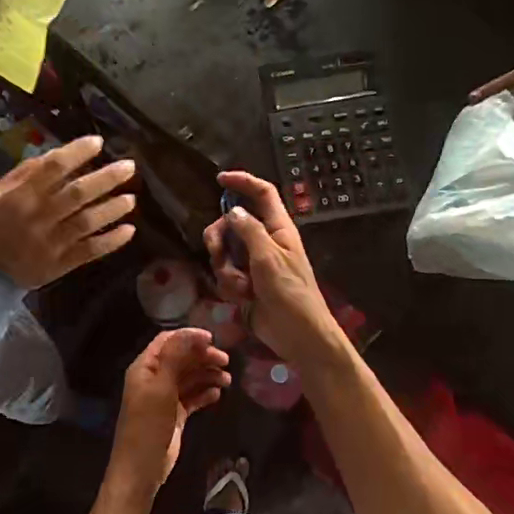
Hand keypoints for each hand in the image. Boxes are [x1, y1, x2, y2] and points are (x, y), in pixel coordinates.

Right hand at [0, 135, 137, 288]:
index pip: (53, 168)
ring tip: (131, 199)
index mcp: (21, 195)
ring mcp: (51, 242)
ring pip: (87, 222)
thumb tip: (60, 156)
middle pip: (77, 194)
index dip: (77, 153)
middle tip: (130, 167)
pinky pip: (90, 251)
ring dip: (112, 209)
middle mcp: (38, 217)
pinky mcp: (61, 264)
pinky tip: (129, 230)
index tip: (98, 142)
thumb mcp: (0, 193)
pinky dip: (111, 241)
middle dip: (106, 178)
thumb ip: (27, 174)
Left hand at [107, 328, 231, 492]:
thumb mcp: (161, 387)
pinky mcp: (174, 415)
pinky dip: (204, 394)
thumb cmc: (148, 424)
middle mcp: (154, 379)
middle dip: (202, 357)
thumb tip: (193, 334)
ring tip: (227, 381)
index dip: (189, 337)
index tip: (213, 340)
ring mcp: (164, 398)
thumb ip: (175, 358)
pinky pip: (192, 397)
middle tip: (225, 362)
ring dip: (207, 375)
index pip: (167, 341)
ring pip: (189, 378)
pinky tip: (217, 395)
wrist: (141, 468)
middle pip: (181, 359)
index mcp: (144, 368)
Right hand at [201, 171, 341, 366]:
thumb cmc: (291, 293)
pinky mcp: (245, 284)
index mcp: (277, 229)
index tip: (220, 179)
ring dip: (226, 270)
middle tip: (217, 252)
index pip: (262, 193)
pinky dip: (229, 286)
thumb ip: (248, 230)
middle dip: (219, 239)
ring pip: (223, 252)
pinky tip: (242, 299)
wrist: (297, 334)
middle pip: (230, 224)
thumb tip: (232, 210)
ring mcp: (253, 263)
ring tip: (242, 288)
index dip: (243, 182)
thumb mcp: (269, 258)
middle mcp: (264, 241)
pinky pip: (225, 275)